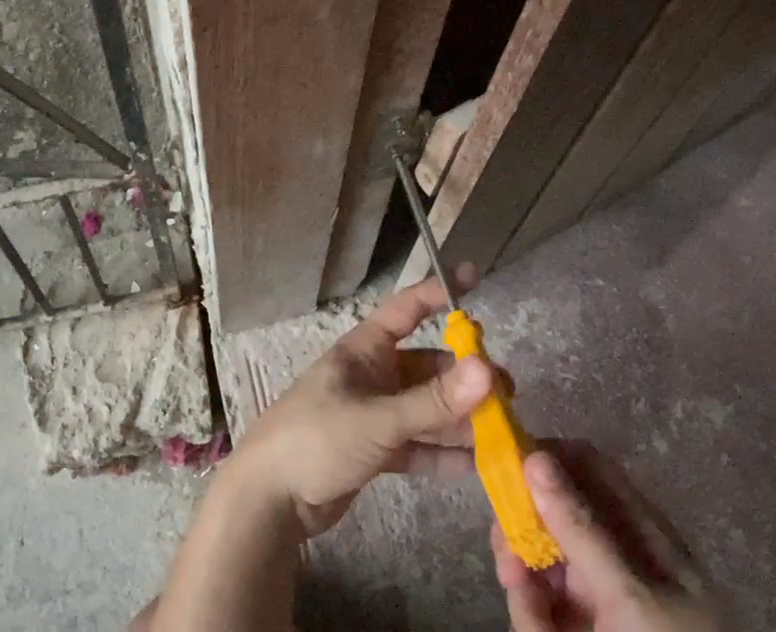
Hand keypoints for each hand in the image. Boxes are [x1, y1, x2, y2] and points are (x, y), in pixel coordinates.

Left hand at [221, 268, 494, 537]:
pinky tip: (476, 466)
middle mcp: (371, 376)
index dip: (437, 292)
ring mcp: (373, 414)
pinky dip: (442, 453)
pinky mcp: (373, 451)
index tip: (474, 277)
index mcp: (363, 351)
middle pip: (427, 367)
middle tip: (506, 394)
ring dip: (459, 418)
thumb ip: (433, 402)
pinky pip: (417, 446)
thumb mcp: (377, 419)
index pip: (406, 310)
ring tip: (503, 432)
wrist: (269, 497)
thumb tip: (490, 371)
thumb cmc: (316, 439)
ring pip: (426, 409)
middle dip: (465, 377)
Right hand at [494, 444, 728, 630]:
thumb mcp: (629, 594)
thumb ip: (580, 528)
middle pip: (554, 511)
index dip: (550, 456)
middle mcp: (615, 557)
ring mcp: (593, 597)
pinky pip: (536, 605)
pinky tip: (529, 613)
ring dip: (517, 562)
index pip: (591, 468)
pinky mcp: (570, 629)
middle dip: (522, 516)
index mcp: (644, 535)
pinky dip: (526, 608)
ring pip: (538, 556)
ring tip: (512, 578)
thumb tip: (534, 456)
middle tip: (503, 533)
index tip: (508, 461)